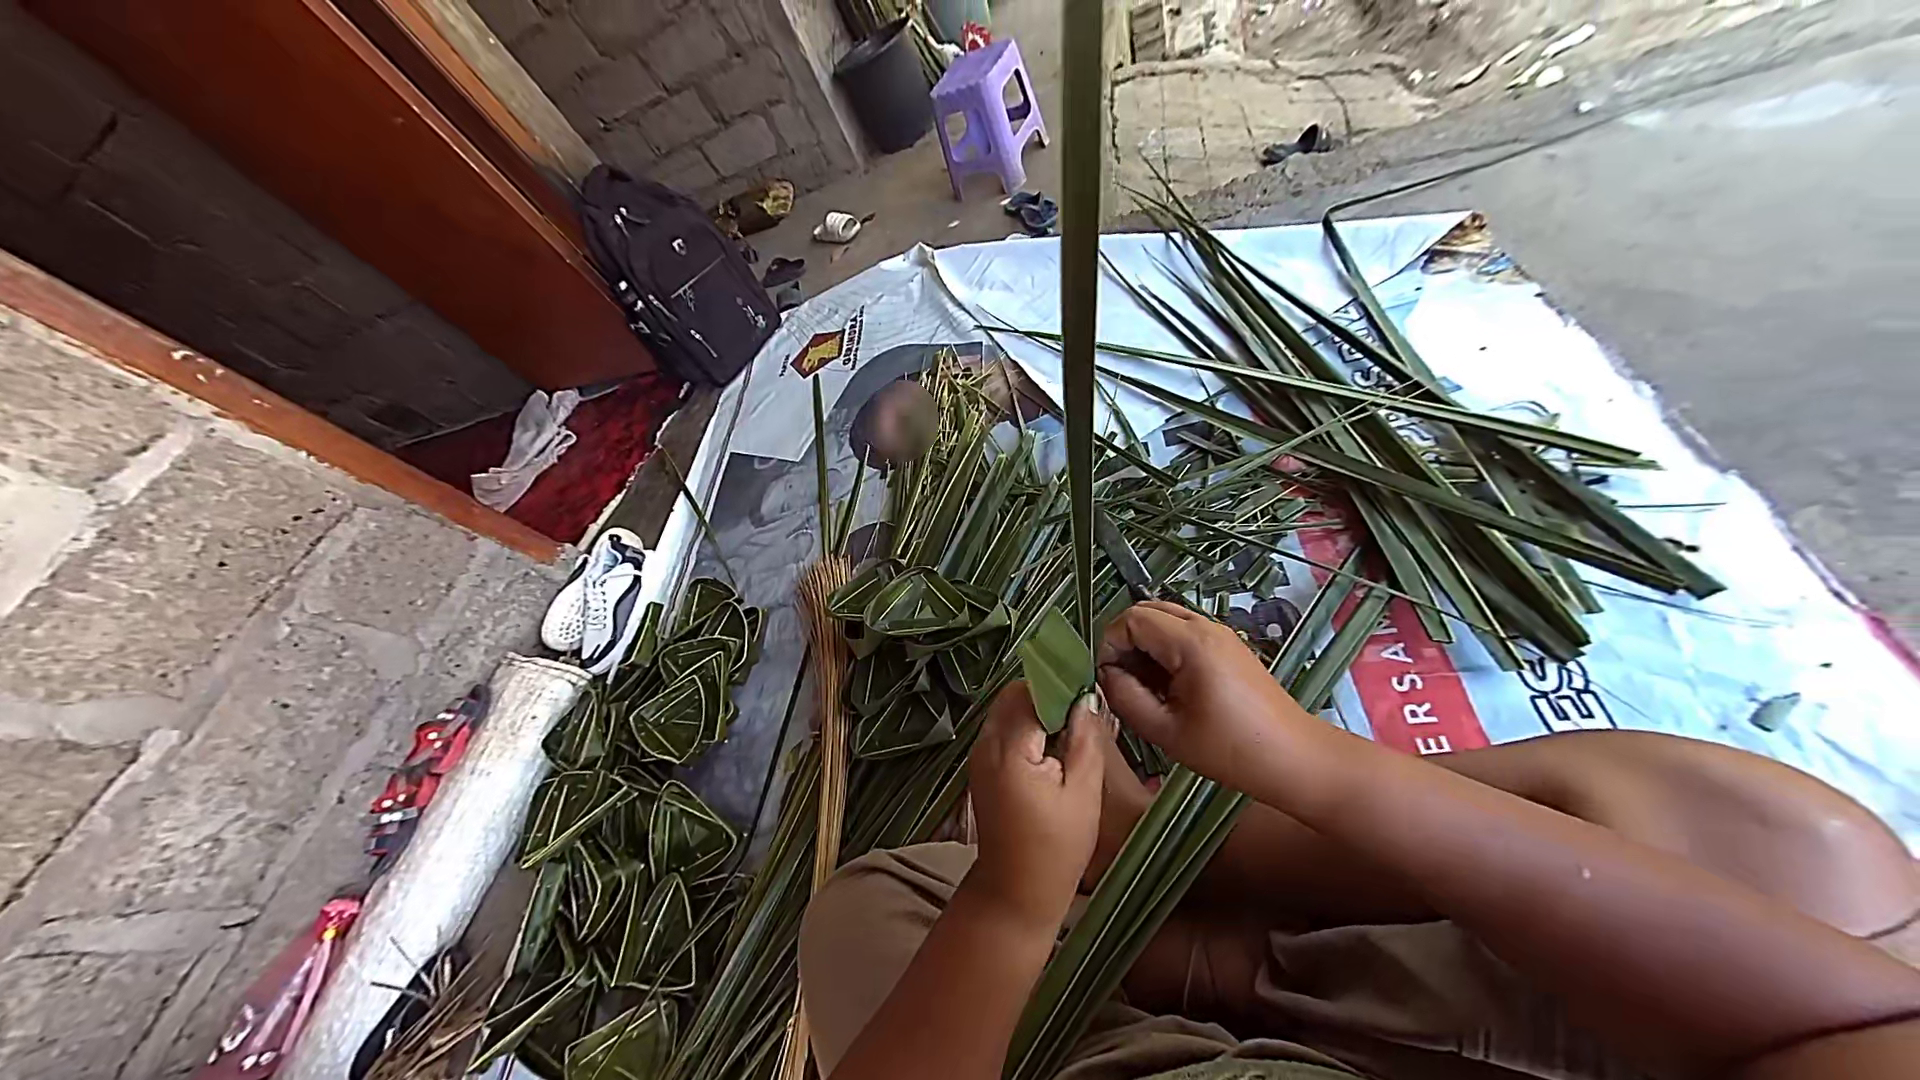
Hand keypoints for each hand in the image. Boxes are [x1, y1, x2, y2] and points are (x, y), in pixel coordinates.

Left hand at [966, 682, 1111, 925]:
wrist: (1015, 892)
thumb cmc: (1057, 848)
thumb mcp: (1083, 793)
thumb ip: (1085, 739)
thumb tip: (1086, 697)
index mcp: (1009, 750)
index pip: (1031, 693)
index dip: (1059, 684)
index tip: (1087, 684)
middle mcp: (986, 745)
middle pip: (1013, 695)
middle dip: (1046, 693)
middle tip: (1080, 708)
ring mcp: (979, 754)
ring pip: (1006, 708)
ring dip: (1035, 708)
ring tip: (1070, 726)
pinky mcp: (981, 765)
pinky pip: (1002, 727)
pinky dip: (1025, 725)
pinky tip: (1050, 744)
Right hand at [1097, 601, 1320, 789]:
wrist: (1295, 760)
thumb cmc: (1230, 750)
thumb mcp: (1165, 730)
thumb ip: (1124, 696)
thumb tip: (1105, 675)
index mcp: (1191, 643)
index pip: (1131, 619)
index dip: (1110, 644)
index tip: (1107, 677)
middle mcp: (1206, 626)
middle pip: (1146, 610)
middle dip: (1124, 640)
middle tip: (1122, 679)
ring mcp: (1220, 632)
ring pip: (1164, 618)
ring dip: (1144, 643)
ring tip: (1145, 684)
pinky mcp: (1228, 645)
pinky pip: (1183, 631)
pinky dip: (1165, 648)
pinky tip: (1168, 685)